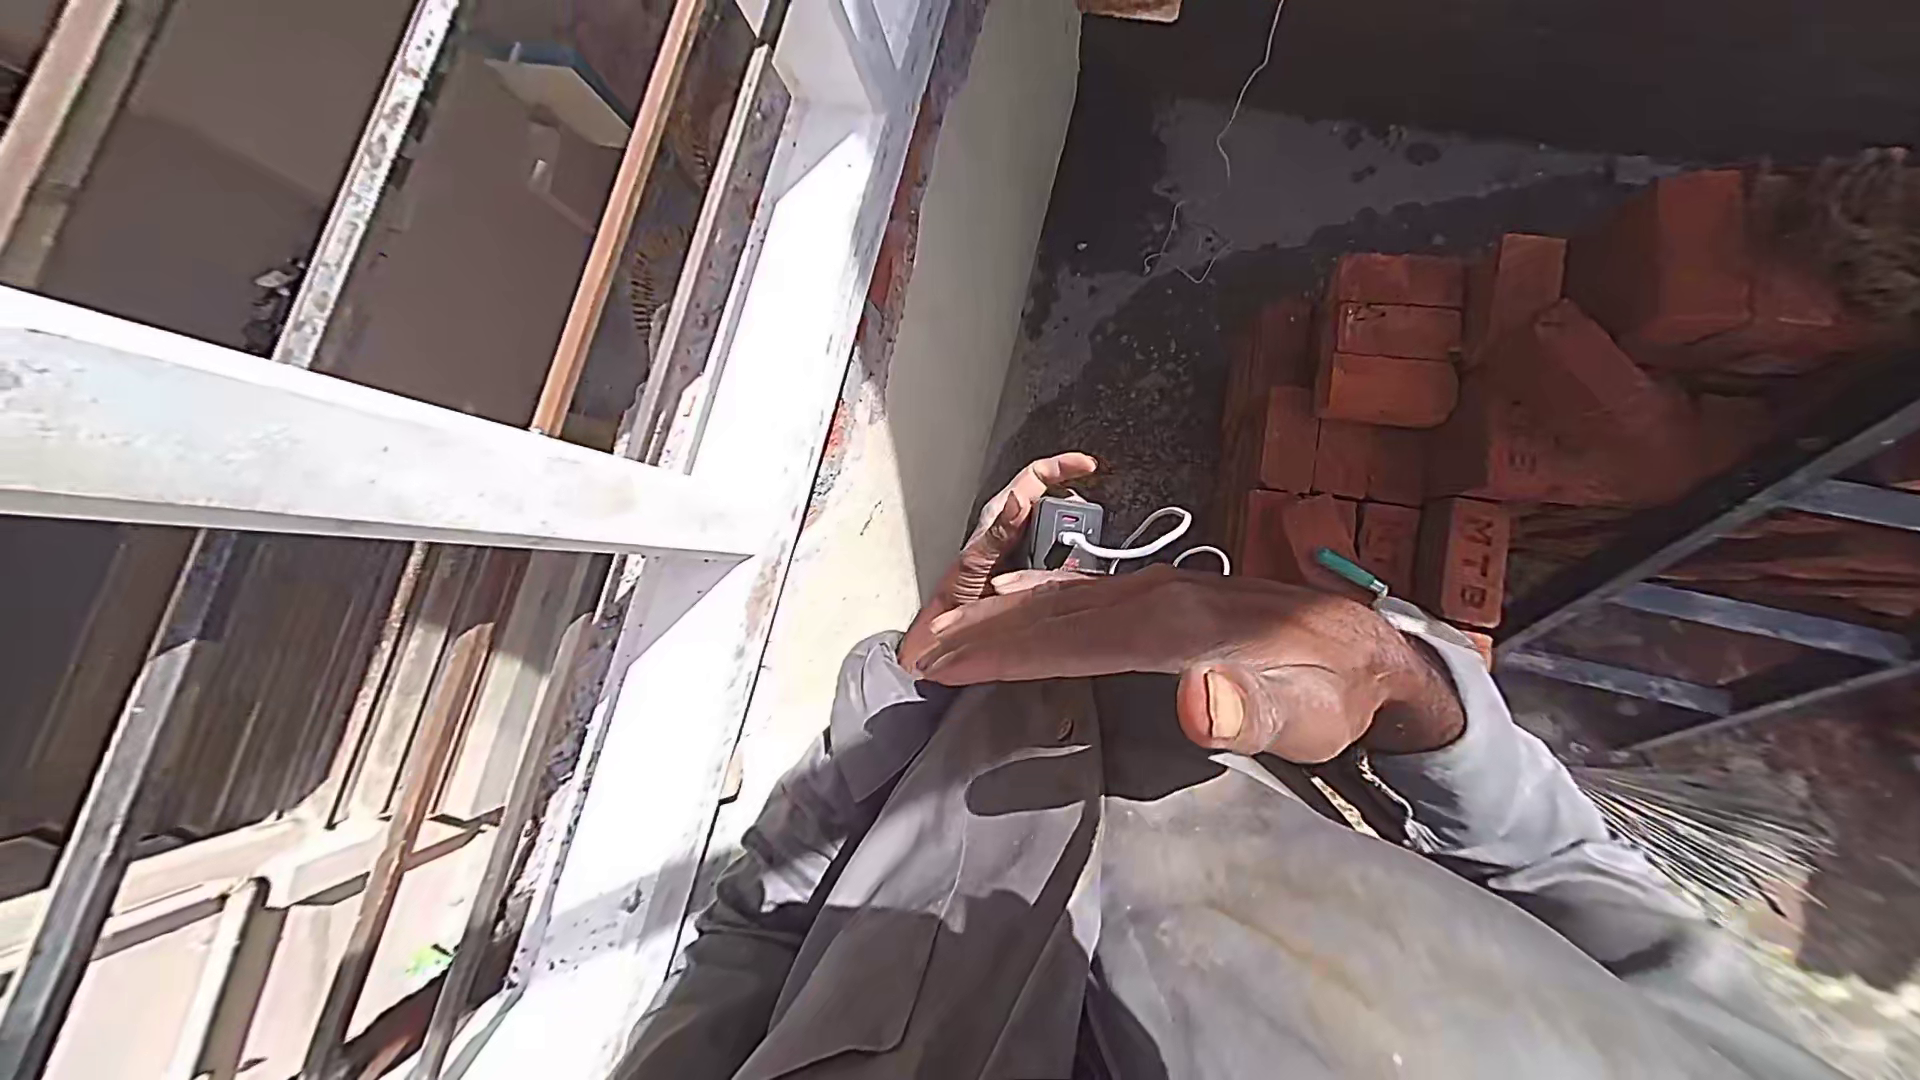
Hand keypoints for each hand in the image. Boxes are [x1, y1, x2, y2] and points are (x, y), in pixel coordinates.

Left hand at [897, 452, 1098, 675]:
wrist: (956, 623)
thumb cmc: (956, 591)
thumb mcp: (975, 559)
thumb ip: (998, 530)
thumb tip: (1016, 500)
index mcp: (1002, 513)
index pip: (1036, 476)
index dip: (1062, 466)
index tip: (1088, 465)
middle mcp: (1018, 525)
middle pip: (1058, 501)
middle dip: (1076, 511)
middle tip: (1081, 530)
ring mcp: (1031, 545)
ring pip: (1065, 529)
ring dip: (1076, 539)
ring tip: (1076, 553)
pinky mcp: (1040, 565)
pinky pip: (1065, 556)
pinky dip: (1074, 560)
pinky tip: (1073, 570)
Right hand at [915, 565, 1464, 762]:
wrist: (1362, 650)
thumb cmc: (1325, 694)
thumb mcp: (1303, 717)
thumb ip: (1248, 710)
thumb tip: (1193, 702)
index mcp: (1172, 628)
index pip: (1068, 643)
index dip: (1005, 656)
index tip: (949, 666)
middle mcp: (1150, 596)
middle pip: (1049, 613)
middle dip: (983, 631)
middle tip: (925, 648)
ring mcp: (1152, 588)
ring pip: (1057, 597)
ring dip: (999, 612)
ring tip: (949, 625)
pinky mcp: (1156, 591)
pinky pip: (1079, 591)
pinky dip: (1035, 596)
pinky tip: (1012, 594)